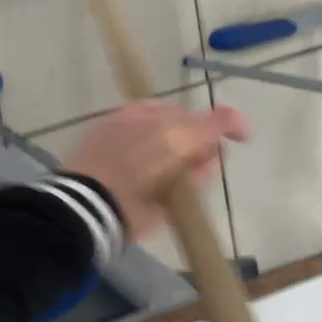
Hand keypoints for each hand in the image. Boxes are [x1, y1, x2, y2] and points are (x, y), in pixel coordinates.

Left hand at [61, 100, 247, 241]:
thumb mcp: (175, 202)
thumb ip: (198, 174)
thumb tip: (210, 157)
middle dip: (196, 133)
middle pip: (185, 116)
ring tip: (169, 154)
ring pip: (161, 111)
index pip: (214, 121)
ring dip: (172, 128)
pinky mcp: (105, 120)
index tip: (241, 137)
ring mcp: (124, 115)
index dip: (232, 124)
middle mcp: (151, 118)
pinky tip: (144, 146)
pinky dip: (147, 125)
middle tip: (198, 159)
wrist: (80, 205)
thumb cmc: (132, 210)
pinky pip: (136, 113)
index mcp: (175, 140)